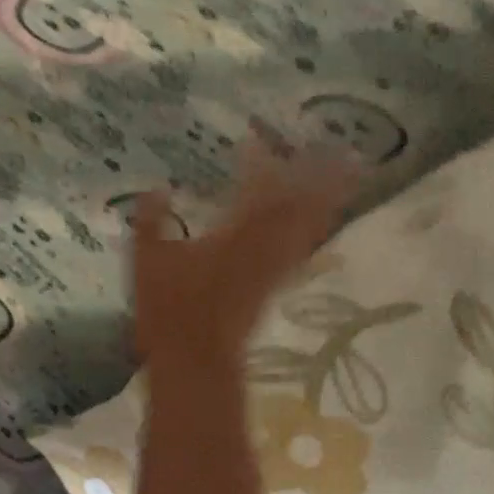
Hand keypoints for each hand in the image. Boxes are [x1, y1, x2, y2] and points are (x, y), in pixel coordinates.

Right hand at [133, 144, 355, 364]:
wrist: (197, 354)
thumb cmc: (167, 304)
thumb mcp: (148, 257)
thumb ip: (153, 221)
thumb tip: (158, 188)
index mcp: (233, 238)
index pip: (255, 193)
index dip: (260, 165)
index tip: (257, 138)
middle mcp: (264, 249)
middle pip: (299, 208)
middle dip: (318, 178)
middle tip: (339, 149)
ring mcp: (276, 267)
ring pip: (310, 227)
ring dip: (327, 200)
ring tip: (345, 176)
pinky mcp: (277, 281)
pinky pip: (304, 246)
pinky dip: (315, 226)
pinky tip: (317, 218)